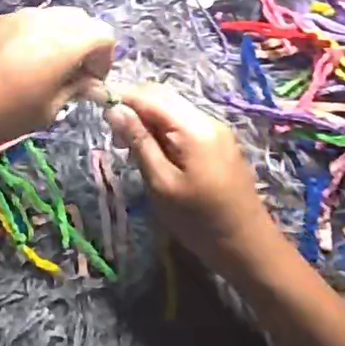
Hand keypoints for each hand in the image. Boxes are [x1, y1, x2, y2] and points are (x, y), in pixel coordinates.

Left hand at [0, 7, 114, 147]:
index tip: (90, 82)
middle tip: (73, 74)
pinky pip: (32, 19)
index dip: (105, 59)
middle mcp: (43, 21)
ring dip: (63, 38)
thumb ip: (73, 91)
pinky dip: (40, 34)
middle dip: (86, 45)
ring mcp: (19, 15)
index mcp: (61, 44)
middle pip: (82, 20)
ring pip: (57, 16)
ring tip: (47, 68)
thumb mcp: (43, 112)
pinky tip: (22, 60)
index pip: (104, 34)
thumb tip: (90, 84)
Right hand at [105, 83, 279, 271]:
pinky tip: (151, 151)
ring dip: (145, 118)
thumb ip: (138, 142)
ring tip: (127, 145)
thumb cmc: (201, 221)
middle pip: (161, 96)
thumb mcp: (161, 184)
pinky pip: (182, 123)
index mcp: (194, 128)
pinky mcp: (217, 144)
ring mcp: (215, 131)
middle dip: (132, 106)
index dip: (120, 96)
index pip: (149, 96)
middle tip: (112, 134)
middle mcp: (207, 120)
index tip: (94, 103)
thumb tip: (114, 109)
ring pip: (171, 109)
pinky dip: (161, 129)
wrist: (250, 249)